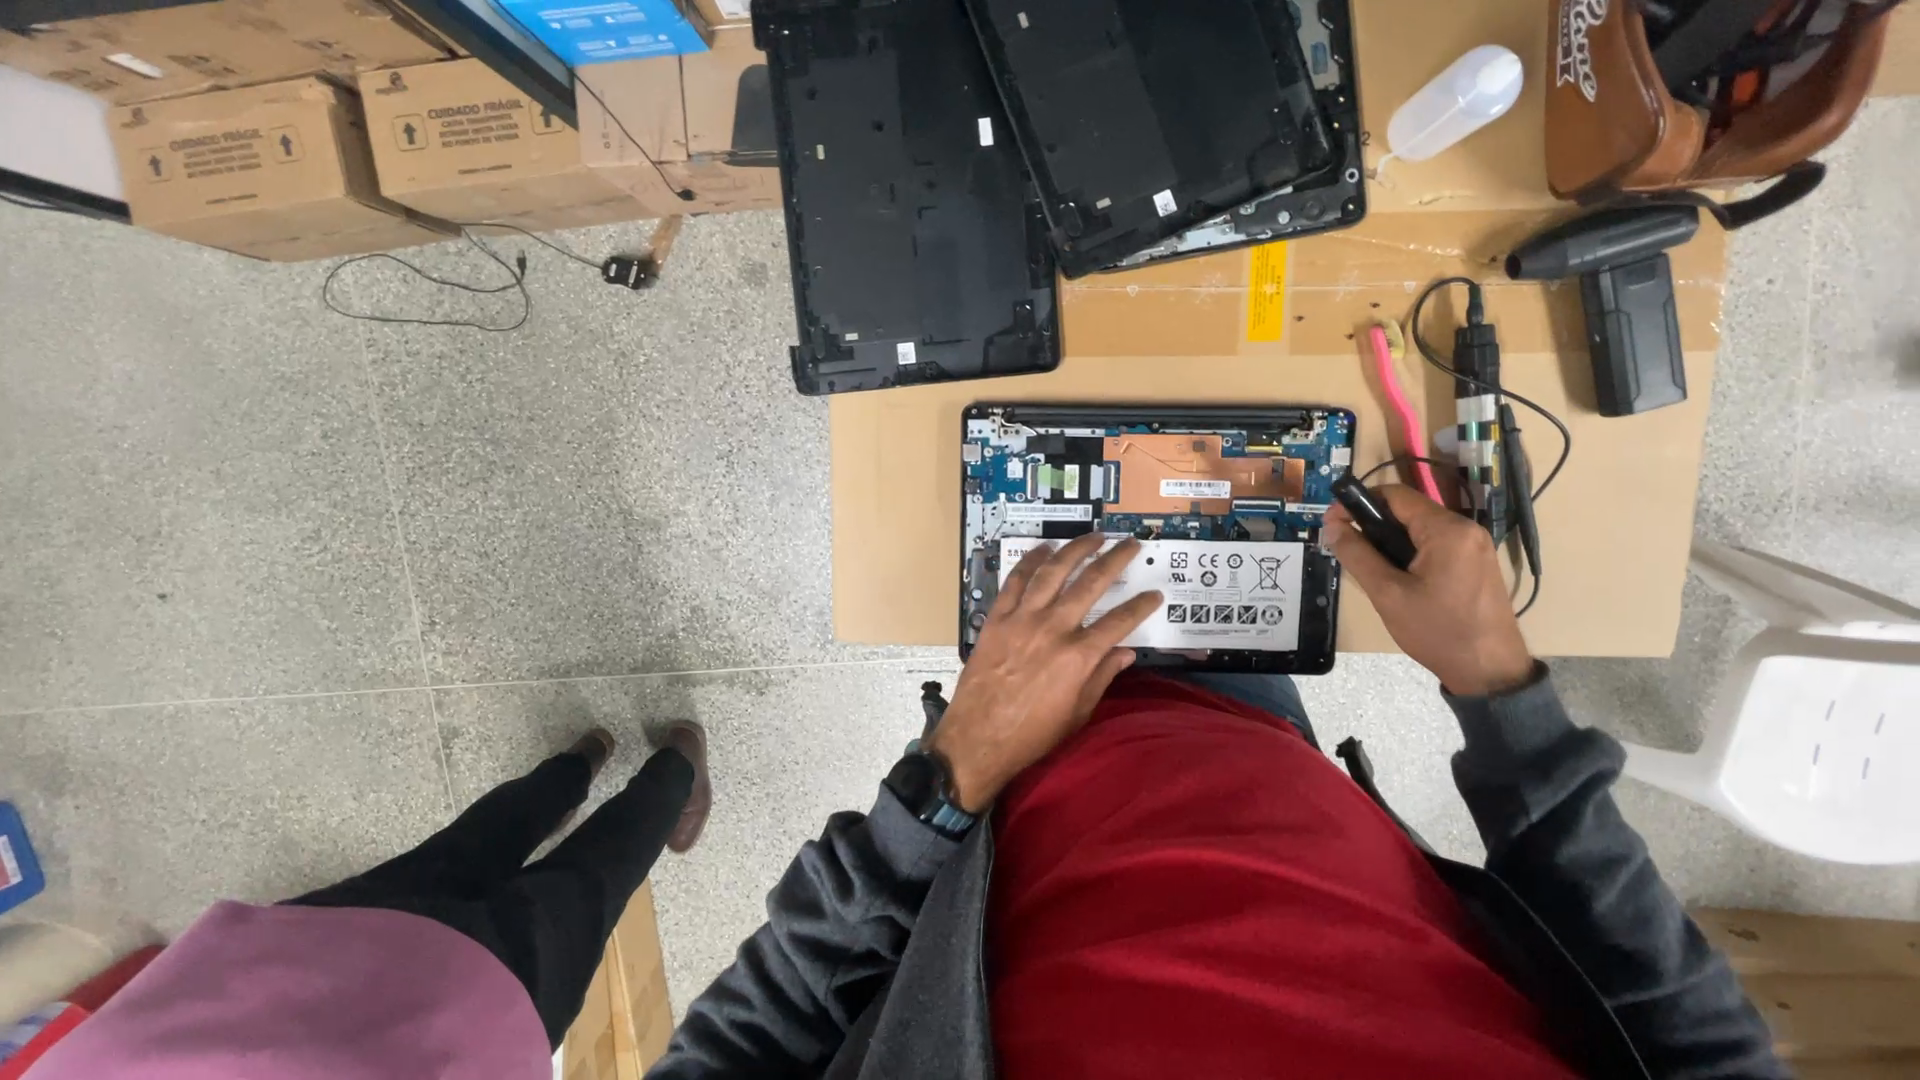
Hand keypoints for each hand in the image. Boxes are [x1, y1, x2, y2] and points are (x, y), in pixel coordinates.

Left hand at [929, 534, 1162, 810]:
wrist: (978, 739)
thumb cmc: (1032, 734)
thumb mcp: (1077, 713)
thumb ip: (1101, 677)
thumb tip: (1125, 652)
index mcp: (1078, 657)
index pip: (1120, 621)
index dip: (1141, 605)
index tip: (1154, 594)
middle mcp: (1053, 629)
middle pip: (1090, 584)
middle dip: (1115, 560)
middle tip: (1131, 545)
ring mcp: (1022, 620)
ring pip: (1053, 572)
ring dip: (1075, 550)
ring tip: (1094, 536)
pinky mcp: (996, 619)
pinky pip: (1015, 581)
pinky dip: (1030, 561)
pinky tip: (1044, 549)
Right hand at [1324, 486, 1535, 697]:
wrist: (1490, 670)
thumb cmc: (1437, 631)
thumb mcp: (1388, 593)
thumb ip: (1357, 555)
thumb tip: (1331, 526)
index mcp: (1447, 530)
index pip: (1395, 495)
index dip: (1358, 503)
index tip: (1332, 522)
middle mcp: (1466, 529)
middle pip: (1409, 510)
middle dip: (1372, 524)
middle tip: (1345, 548)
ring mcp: (1475, 546)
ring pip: (1421, 528)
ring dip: (1390, 540)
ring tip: (1368, 566)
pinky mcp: (1477, 562)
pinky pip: (1436, 544)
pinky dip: (1410, 551)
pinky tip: (1395, 576)